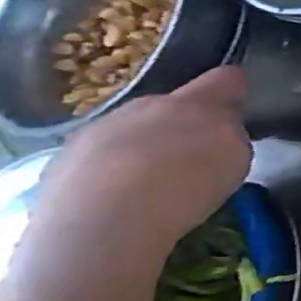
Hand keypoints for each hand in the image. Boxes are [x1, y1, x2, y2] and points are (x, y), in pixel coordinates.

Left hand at [25, 67, 252, 283]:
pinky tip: (119, 200)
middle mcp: (146, 104)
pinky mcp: (61, 160)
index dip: (234, 89)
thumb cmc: (188, 186)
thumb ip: (230, 134)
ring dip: (143, 146)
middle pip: (170, 104)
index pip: (226, 79)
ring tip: (152, 183)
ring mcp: (98, 129)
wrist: (104, 221)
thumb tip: (220, 130)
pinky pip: (97, 158)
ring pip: (130, 129)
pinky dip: (110, 172)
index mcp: (197, 102)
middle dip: (181, 123)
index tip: (239, 105)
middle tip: (192, 156)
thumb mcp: (235, 159)